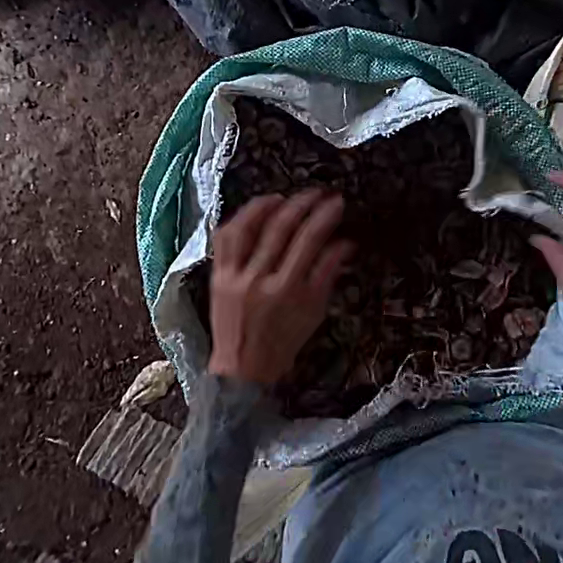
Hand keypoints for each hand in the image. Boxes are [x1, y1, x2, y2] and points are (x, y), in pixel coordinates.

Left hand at [208, 189, 354, 386]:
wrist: (243, 369)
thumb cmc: (284, 343)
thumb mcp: (314, 312)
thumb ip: (327, 274)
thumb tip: (345, 242)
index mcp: (287, 291)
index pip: (309, 241)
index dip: (324, 216)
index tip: (336, 202)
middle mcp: (258, 279)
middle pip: (281, 228)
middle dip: (302, 204)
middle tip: (317, 193)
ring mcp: (234, 276)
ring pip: (249, 227)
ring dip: (268, 205)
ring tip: (285, 196)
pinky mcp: (217, 276)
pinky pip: (225, 238)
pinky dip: (239, 219)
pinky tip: (254, 210)